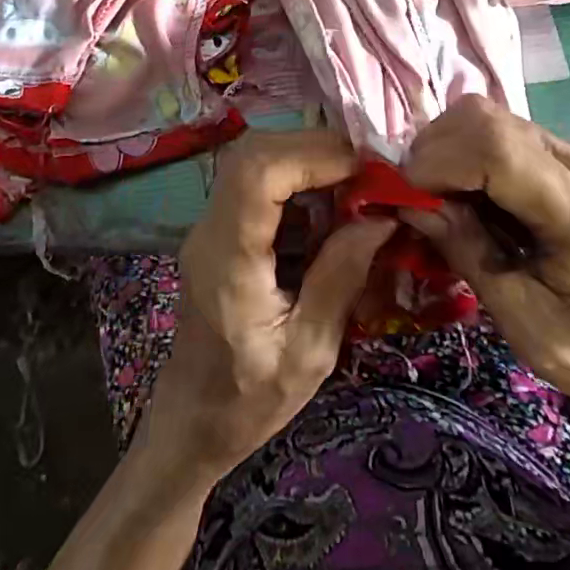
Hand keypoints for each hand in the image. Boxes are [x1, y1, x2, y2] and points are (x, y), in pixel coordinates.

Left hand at [138, 131, 397, 477]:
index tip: (367, 169)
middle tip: (368, 172)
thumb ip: (340, 278)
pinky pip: (253, 185)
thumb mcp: (309, 352)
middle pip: (252, 154)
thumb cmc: (249, 400)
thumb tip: (379, 217)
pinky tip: (329, 207)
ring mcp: (208, 228)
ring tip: (356, 186)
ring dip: (306, 162)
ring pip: (251, 162)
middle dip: (314, 149)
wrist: (191, 420)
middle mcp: (210, 231)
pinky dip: (295, 181)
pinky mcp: (217, 233)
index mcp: (229, 260)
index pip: (257, 174)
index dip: (313, 155)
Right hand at [400, 97, 569, 431]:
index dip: (437, 163)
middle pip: (489, 120)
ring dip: (448, 151)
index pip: (498, 150)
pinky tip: (472, 200)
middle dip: (434, 153)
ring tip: (441, 202)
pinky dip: (469, 156)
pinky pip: (507, 135)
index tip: (407, 201)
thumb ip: (469, 256)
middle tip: (418, 202)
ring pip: (493, 118)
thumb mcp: (528, 327)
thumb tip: (410, 206)